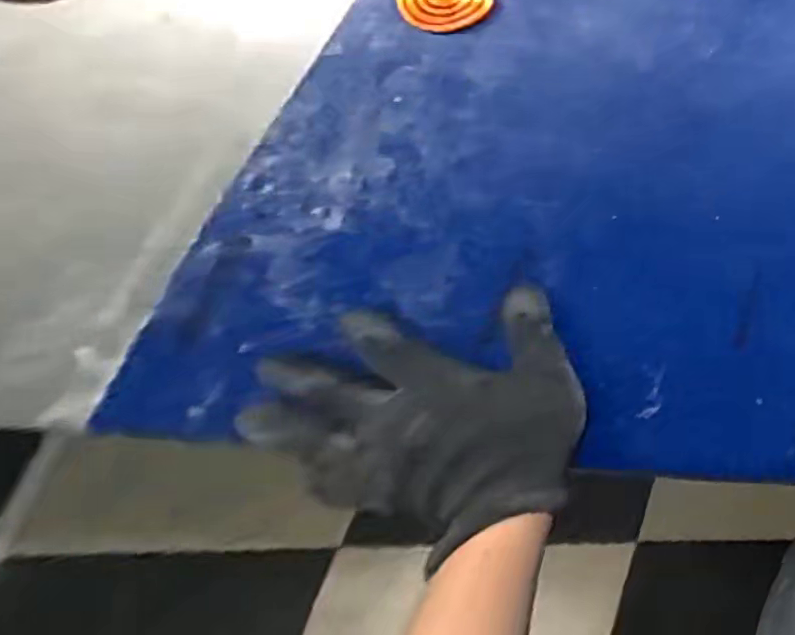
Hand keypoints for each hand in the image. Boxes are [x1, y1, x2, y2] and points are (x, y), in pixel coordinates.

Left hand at [238, 285, 584, 572]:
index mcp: (434, 384)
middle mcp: (395, 417)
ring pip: (319, 442)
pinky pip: (334, 484)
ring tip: (251, 419)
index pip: (391, 351)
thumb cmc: (528, 432)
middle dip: (301, 379)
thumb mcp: (544, 372)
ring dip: (284, 429)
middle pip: (337, 396)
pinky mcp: (379, 494)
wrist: (505, 508)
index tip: (343, 318)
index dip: (368, 333)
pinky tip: (303, 471)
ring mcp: (381, 459)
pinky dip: (313, 475)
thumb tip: (521, 287)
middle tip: (264, 365)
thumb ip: (529, 331)